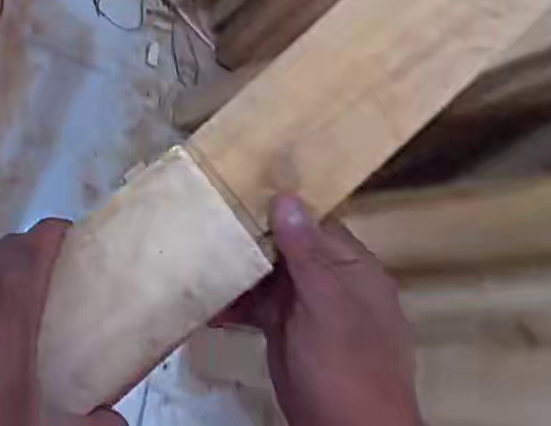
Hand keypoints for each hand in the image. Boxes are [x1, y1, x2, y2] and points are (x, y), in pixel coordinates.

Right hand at [216, 195, 419, 425]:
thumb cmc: (346, 367)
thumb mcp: (327, 306)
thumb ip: (306, 252)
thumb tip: (285, 195)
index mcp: (351, 268)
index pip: (312, 221)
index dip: (278, 203)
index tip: (237, 183)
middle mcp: (329, 280)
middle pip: (284, 243)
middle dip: (248, 234)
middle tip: (207, 217)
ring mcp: (306, 306)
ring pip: (266, 272)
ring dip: (235, 268)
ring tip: (199, 258)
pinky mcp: (284, 329)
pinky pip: (256, 303)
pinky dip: (234, 302)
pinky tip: (208, 304)